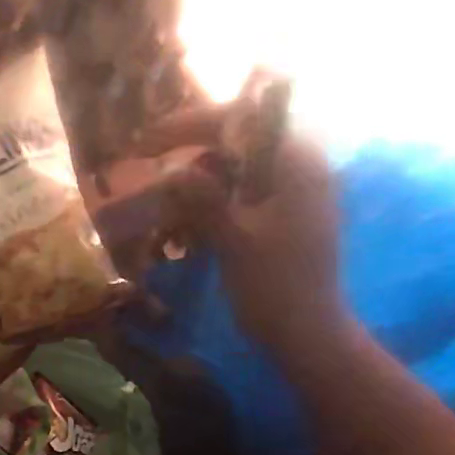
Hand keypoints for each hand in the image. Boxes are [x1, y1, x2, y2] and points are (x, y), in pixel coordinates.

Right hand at [125, 103, 354, 359]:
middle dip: (189, 156)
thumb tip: (171, 169)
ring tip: (163, 209)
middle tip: (147, 172)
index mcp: (296, 164)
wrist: (307, 333)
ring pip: (235, 172)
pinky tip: (184, 229)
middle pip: (237, 144)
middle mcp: (298, 169)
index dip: (190, 125)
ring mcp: (291, 195)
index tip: (147, 141)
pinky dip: (209, 206)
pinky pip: (239, 198)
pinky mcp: (281, 219)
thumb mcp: (235, 240)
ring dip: (196, 185)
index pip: (241, 121)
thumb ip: (204, 198)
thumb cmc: (275, 287)